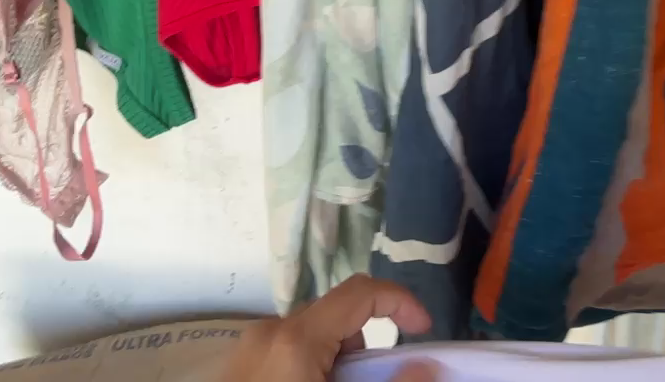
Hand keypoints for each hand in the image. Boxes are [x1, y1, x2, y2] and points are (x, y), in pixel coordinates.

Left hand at [221, 275, 435, 381]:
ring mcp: (248, 351)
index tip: (425, 333)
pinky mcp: (237, 371)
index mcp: (296, 339)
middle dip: (367, 347)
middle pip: (336, 316)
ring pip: (312, 337)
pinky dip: (312, 371)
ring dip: (339, 363)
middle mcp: (270, 333)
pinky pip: (288, 354)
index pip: (360, 293)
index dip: (400, 303)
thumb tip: (427, 367)